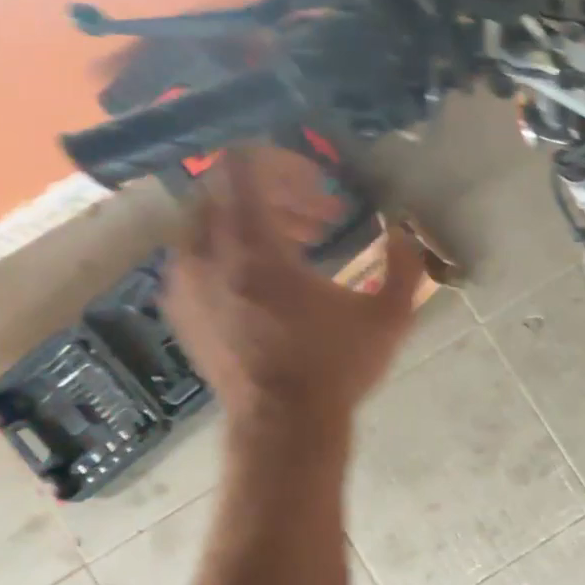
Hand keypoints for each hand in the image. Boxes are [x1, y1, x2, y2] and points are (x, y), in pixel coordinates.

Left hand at [163, 144, 423, 436]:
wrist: (284, 422)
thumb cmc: (339, 367)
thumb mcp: (389, 318)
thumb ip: (403, 268)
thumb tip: (404, 231)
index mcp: (254, 247)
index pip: (242, 167)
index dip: (281, 162)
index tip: (319, 181)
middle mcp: (206, 251)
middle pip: (223, 191)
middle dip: (274, 195)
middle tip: (320, 219)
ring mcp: (185, 279)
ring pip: (206, 222)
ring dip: (252, 224)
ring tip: (297, 251)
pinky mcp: (180, 305)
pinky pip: (196, 256)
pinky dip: (231, 252)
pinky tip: (269, 284)